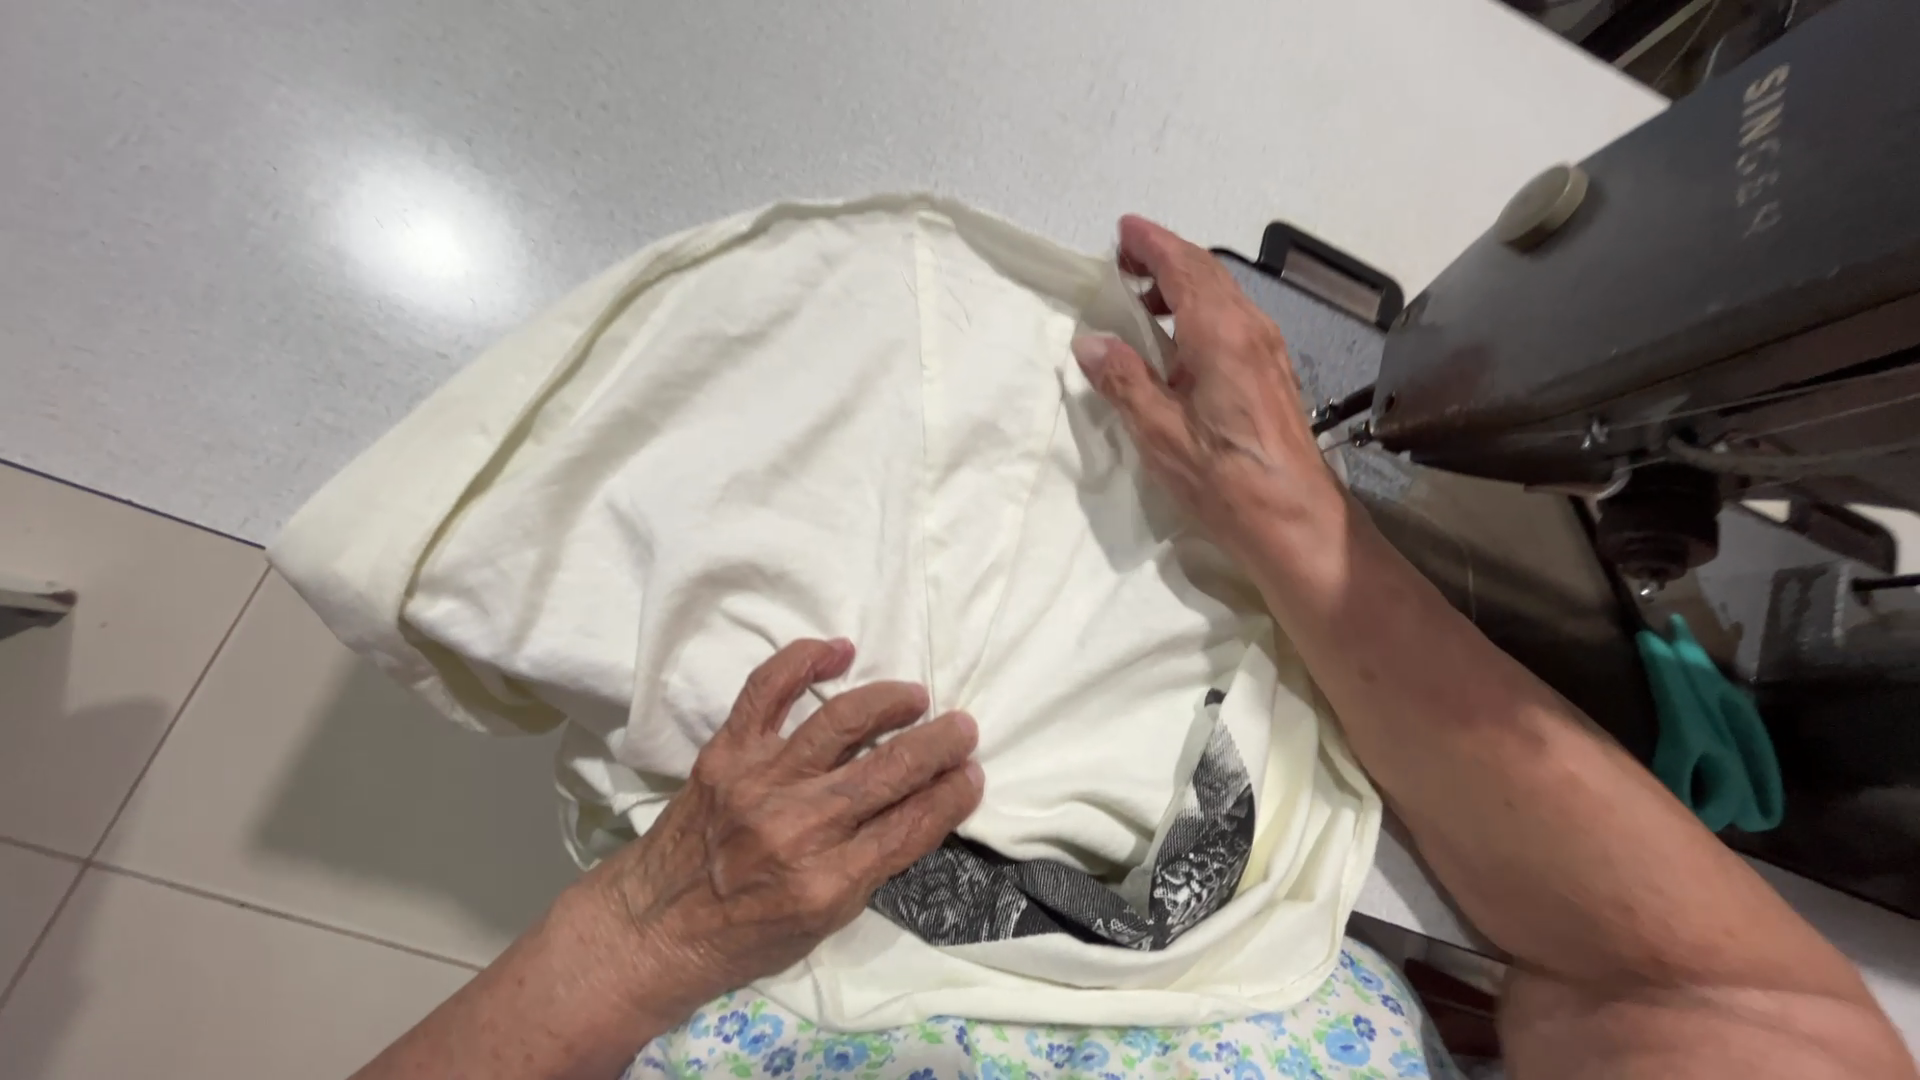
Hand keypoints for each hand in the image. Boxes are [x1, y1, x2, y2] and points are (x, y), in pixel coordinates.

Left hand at [579, 638, 982, 1017]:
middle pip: (887, 771)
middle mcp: (796, 829)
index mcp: (826, 884)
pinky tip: (839, 650)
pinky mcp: (726, 751)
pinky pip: (767, 689)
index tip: (973, 772)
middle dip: (938, 744)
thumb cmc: (747, 935)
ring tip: (915, 696)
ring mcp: (758, 782)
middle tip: (962, 728)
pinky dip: (804, 659)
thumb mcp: (824, 924)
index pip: (911, 826)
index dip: (952, 795)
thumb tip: (923, 804)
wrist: (654, 927)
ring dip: (889, 701)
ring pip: (839, 721)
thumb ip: (873, 863)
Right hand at [1073, 215, 1343, 554]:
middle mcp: (1251, 331)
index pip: (1185, 269)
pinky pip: (1232, 321)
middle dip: (1166, 257)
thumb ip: (1124, 381)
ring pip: (1223, 296)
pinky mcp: (1271, 374)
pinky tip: (1178, 342)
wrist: (1294, 519)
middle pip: (1208, 274)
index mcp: (1221, 336)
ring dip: (1183, 284)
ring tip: (1143, 299)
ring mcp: (1267, 351)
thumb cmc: (1224, 479)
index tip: (1123, 231)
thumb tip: (1091, 342)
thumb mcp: (1159, 434)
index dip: (1153, 244)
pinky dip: (1200, 311)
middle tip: (1125, 260)